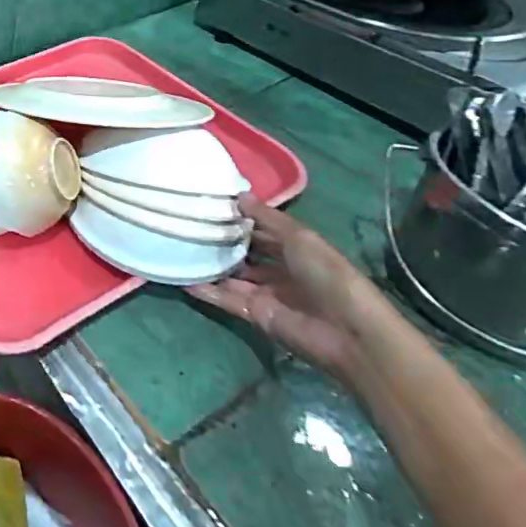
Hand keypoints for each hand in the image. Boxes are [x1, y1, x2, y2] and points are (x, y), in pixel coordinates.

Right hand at [189, 199, 388, 378]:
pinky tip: (181, 277)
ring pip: (232, 275)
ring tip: (178, 246)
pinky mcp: (255, 314)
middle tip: (188, 223)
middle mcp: (280, 270)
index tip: (210, 204)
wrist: (347, 331)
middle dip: (222, 241)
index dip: (241, 219)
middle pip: (245, 254)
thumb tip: (238, 195)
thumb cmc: (328, 274)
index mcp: (297, 250)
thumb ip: (266, 217)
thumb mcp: (300, 237)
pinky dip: (206, 290)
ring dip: (210, 265)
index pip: (263, 231)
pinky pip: (225, 299)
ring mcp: (266, 294)